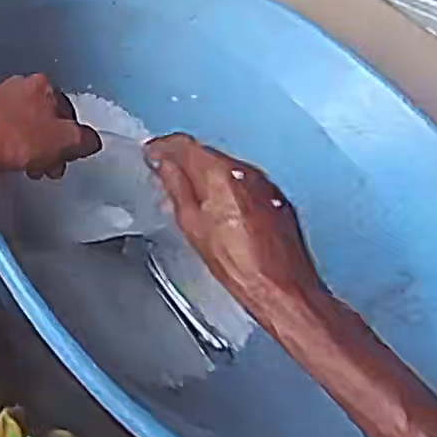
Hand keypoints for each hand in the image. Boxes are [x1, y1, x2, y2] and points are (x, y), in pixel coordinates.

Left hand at [0, 74, 99, 188]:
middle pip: (48, 120)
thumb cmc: (21, 140)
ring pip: (30, 126)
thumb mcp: (68, 141)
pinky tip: (15, 161)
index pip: (69, 112)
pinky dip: (17, 144)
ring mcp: (1, 96)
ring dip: (36, 149)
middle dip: (53, 146)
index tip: (67, 155)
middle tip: (50, 166)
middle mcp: (21, 83)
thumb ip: (87, 139)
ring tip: (32, 169)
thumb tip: (89, 140)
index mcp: (43, 83)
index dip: (72, 138)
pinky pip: (11, 128)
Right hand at [145, 134, 326, 317]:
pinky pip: (244, 182)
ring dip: (205, 173)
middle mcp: (246, 173)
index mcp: (220, 174)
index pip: (184, 143)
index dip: (163, 146)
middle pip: (205, 153)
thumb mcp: (190, 223)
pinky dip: (227, 186)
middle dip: (183, 160)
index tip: (152, 153)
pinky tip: (219, 207)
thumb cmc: (240, 266)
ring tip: (190, 193)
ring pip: (225, 166)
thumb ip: (175, 186)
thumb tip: (166, 167)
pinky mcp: (278, 200)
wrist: (284, 293)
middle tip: (165, 171)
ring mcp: (265, 185)